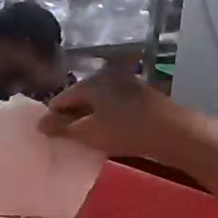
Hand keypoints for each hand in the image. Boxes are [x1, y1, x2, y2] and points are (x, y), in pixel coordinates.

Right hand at [39, 66, 217, 167]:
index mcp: (92, 81)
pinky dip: (106, 120)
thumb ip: (62, 128)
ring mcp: (128, 86)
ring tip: (84, 139)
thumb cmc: (126, 130)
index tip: (47, 135)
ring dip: (89, 120)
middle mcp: (108, 78)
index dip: (52, 116)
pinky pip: (114, 108)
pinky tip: (107, 135)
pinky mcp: (143, 98)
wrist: (177, 133)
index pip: (62, 98)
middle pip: (81, 99)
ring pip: (99, 104)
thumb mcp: (88, 133)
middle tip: (64, 139)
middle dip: (71, 117)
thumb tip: (40, 125)